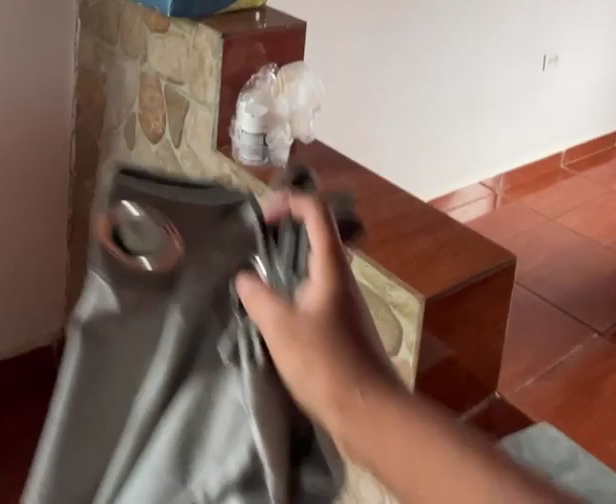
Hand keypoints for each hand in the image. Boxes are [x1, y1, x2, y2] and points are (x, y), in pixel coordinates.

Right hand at [235, 192, 400, 435]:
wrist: (370, 412)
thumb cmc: (327, 364)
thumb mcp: (282, 329)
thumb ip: (260, 298)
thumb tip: (245, 278)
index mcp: (331, 267)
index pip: (316, 212)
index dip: (289, 202)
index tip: (262, 216)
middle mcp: (342, 277)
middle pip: (316, 236)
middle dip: (285, 231)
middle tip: (254, 243)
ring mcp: (345, 303)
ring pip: (315, 267)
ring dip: (288, 262)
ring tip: (257, 276)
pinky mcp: (342, 327)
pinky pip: (315, 293)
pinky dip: (293, 289)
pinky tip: (275, 312)